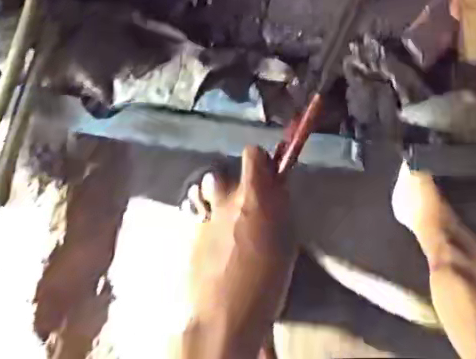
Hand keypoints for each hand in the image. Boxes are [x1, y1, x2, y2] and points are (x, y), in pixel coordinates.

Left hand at [179, 147, 296, 358]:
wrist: (222, 321)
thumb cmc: (265, 280)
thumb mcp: (286, 238)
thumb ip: (280, 206)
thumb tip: (278, 187)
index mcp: (252, 194)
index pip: (253, 154)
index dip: (261, 160)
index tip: (270, 172)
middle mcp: (224, 201)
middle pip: (225, 176)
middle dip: (236, 185)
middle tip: (251, 204)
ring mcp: (203, 223)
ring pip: (209, 201)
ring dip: (219, 206)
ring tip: (231, 224)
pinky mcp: (190, 245)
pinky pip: (203, 225)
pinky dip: (212, 231)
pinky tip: (222, 251)